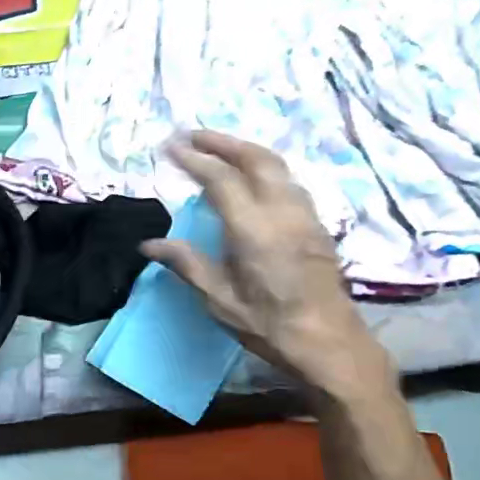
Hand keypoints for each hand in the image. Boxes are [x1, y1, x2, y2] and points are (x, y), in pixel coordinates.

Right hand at [140, 130, 388, 394]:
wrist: (329, 343)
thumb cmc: (267, 324)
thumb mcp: (218, 299)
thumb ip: (186, 264)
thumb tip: (150, 244)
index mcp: (254, 230)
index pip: (221, 180)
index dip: (194, 159)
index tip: (170, 147)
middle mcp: (283, 213)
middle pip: (256, 159)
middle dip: (223, 142)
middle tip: (192, 135)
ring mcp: (305, 216)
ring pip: (278, 167)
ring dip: (246, 151)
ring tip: (219, 149)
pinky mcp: (316, 226)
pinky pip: (289, 182)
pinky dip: (264, 168)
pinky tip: (251, 178)